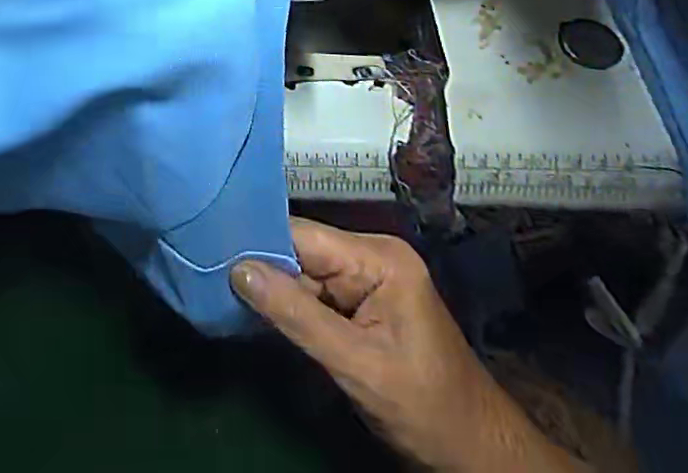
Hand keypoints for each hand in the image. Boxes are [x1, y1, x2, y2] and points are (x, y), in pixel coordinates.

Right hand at [231, 219, 582, 472]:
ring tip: (223, 292)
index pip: (300, 236)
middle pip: (297, 251)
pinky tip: (256, 310)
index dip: (255, 242)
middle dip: (259, 268)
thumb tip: (237, 270)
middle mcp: (369, 255)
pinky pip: (310, 291)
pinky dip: (286, 304)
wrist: (478, 455)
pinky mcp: (358, 300)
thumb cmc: (427, 409)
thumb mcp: (358, 366)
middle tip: (210, 276)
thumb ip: (296, 316)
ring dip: (269, 289)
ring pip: (298, 271)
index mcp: (378, 258)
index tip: (209, 250)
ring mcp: (364, 277)